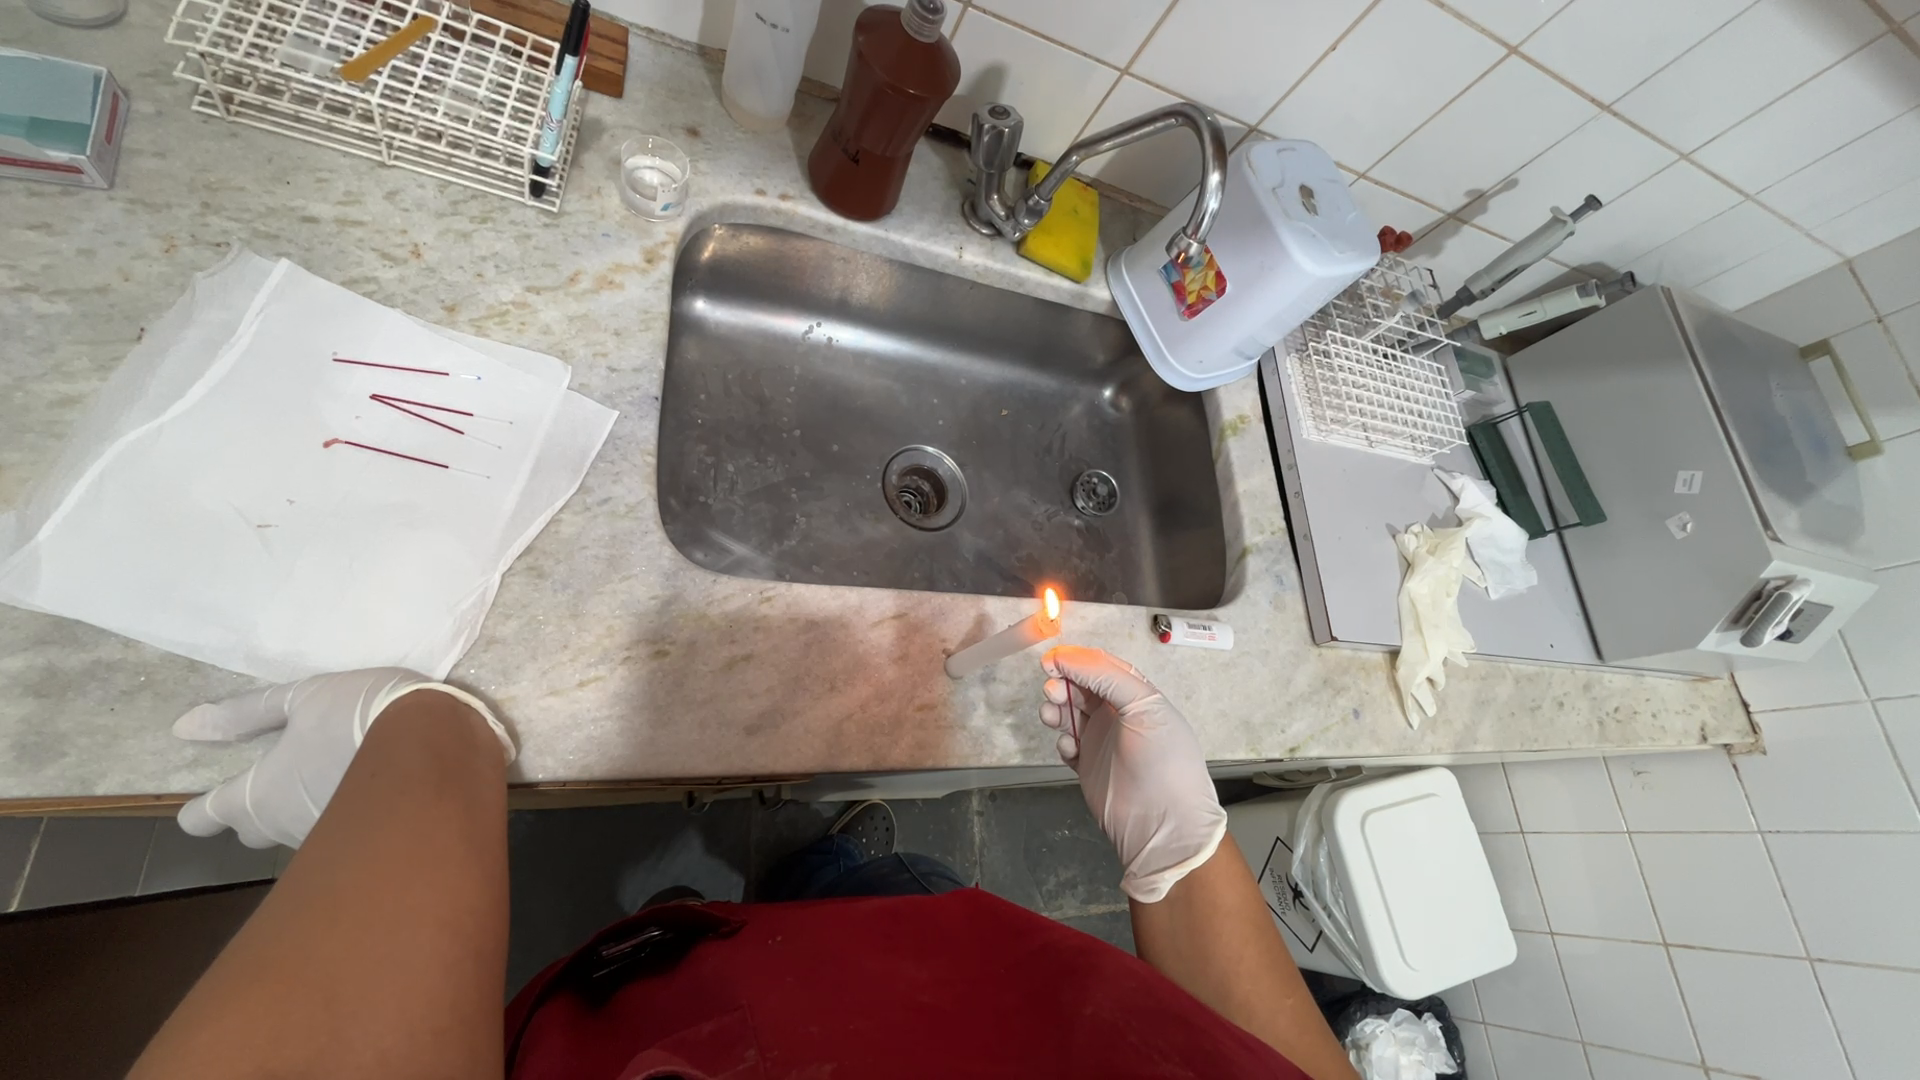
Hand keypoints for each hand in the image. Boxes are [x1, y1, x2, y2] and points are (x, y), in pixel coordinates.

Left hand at [172, 669, 514, 848]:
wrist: (434, 743)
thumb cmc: (358, 716)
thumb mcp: (305, 698)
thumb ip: (247, 714)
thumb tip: (184, 728)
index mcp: (255, 796)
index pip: (203, 818)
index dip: (202, 808)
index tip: (211, 799)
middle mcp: (282, 826)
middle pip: (252, 831)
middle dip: (258, 812)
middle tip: (283, 783)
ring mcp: (326, 835)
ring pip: (299, 831)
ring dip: (307, 812)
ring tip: (333, 783)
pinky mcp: (367, 837)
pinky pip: (341, 831)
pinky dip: (345, 815)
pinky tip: (368, 794)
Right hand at [1040, 646, 1226, 902]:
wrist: (1163, 824)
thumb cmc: (1162, 760)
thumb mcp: (1144, 705)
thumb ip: (1105, 676)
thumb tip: (1065, 657)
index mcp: (1136, 694)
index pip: (1100, 666)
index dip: (1074, 660)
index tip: (1050, 661)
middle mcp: (1118, 713)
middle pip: (1080, 686)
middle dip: (1062, 684)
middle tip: (1052, 691)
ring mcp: (1102, 740)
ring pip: (1068, 713)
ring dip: (1056, 710)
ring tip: (1052, 718)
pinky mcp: (1088, 765)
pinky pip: (1066, 744)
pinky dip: (1062, 742)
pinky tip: (1070, 751)